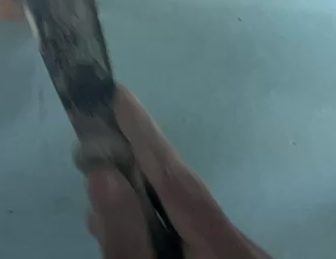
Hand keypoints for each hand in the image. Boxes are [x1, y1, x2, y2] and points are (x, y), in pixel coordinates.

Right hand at [86, 89, 273, 258]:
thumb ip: (125, 237)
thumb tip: (101, 173)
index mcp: (223, 248)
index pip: (177, 179)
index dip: (145, 135)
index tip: (119, 93)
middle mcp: (240, 247)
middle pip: (183, 195)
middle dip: (139, 163)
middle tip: (95, 138)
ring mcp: (238, 256)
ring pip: (187, 215)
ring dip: (143, 197)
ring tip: (101, 187)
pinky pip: (192, 233)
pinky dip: (158, 224)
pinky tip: (130, 230)